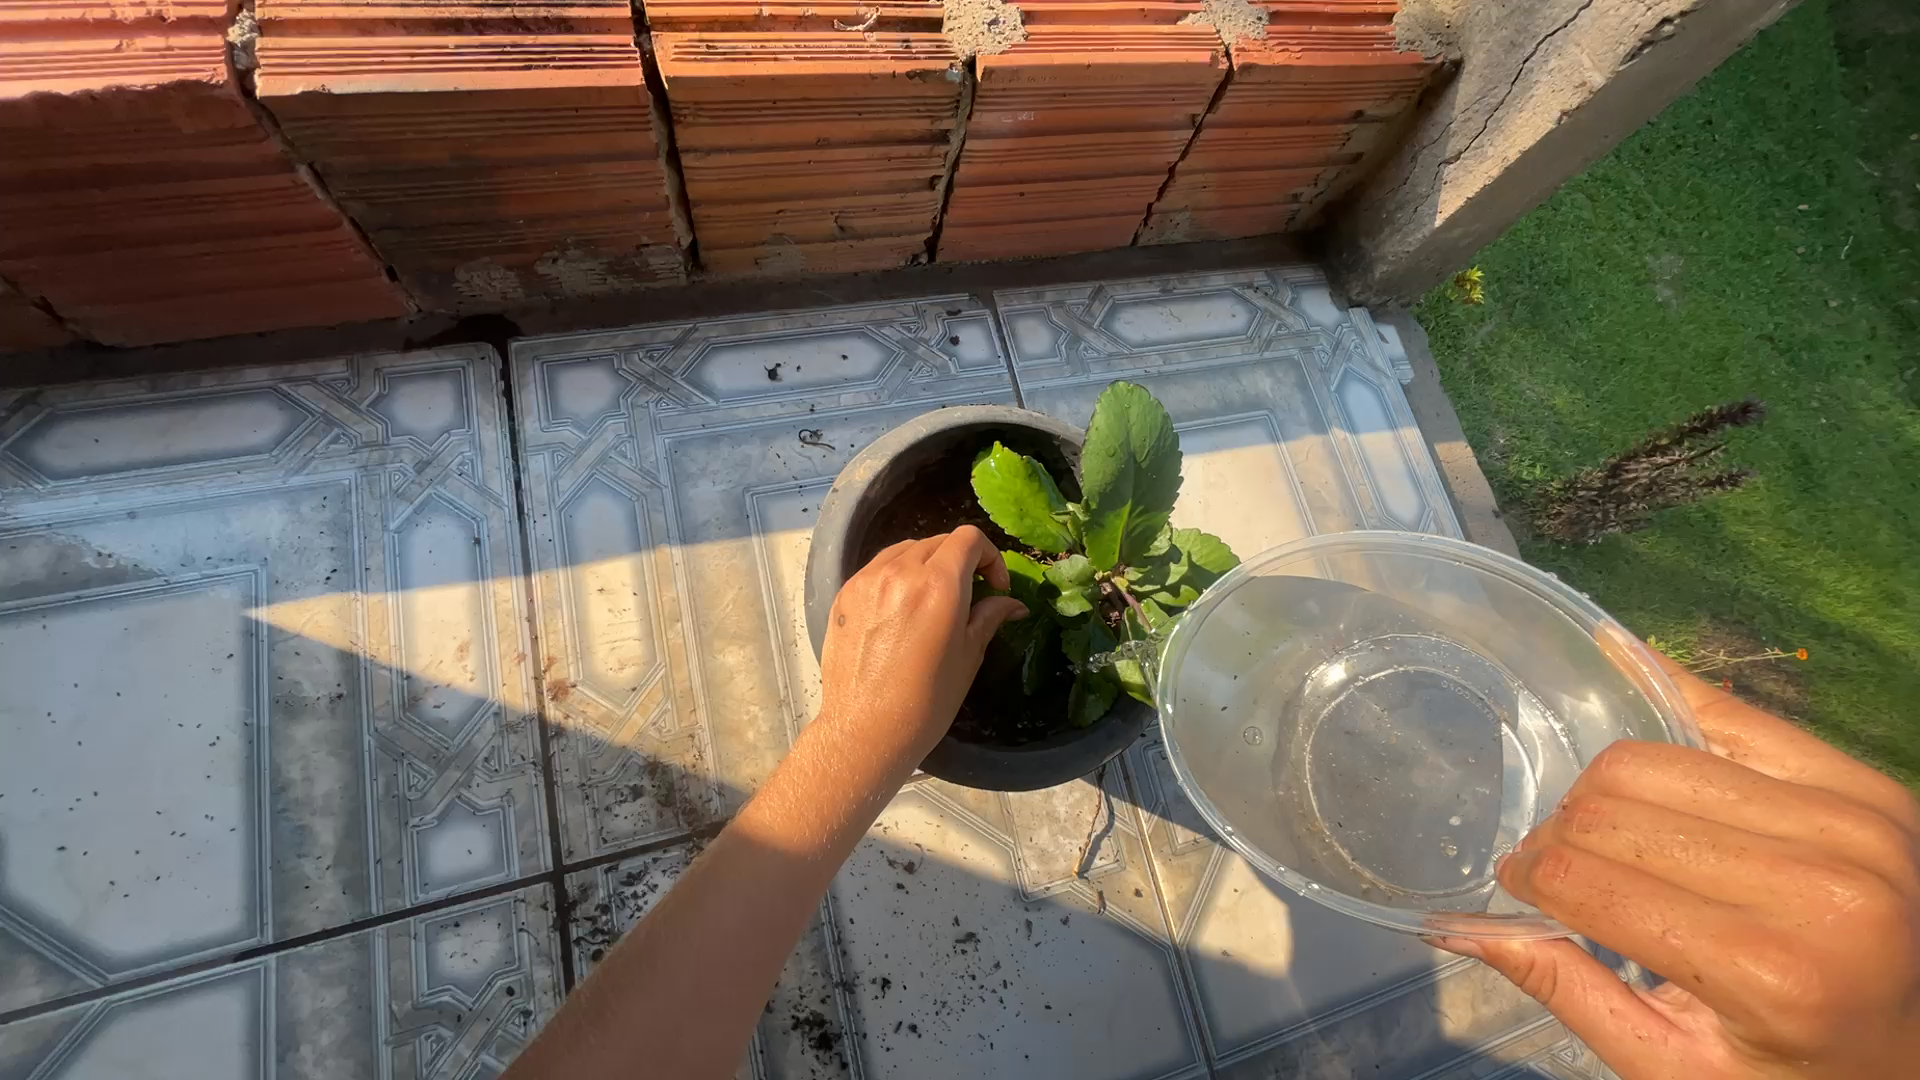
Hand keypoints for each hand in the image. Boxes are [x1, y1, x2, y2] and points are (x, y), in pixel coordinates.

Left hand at [816, 526, 1027, 778]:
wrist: (866, 731)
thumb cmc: (927, 701)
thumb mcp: (969, 657)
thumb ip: (990, 617)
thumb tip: (1014, 604)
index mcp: (939, 585)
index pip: (969, 539)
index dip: (990, 556)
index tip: (995, 586)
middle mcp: (901, 571)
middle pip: (938, 542)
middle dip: (961, 560)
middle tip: (969, 593)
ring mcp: (867, 580)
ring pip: (906, 550)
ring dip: (927, 563)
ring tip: (933, 598)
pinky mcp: (845, 594)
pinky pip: (877, 568)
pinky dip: (897, 575)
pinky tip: (901, 608)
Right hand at [1434, 654, 1919, 1078]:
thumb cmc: (1806, 1075)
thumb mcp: (1684, 1075)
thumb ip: (1569, 993)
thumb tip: (1450, 928)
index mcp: (1772, 970)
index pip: (1575, 874)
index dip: (1528, 879)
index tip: (1524, 892)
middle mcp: (1823, 887)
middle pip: (1603, 811)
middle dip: (1560, 839)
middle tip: (1569, 870)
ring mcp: (1855, 824)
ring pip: (1642, 762)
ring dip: (1601, 794)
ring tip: (1617, 831)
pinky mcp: (1863, 784)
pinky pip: (1722, 710)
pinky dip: (1658, 682)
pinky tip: (1610, 653)